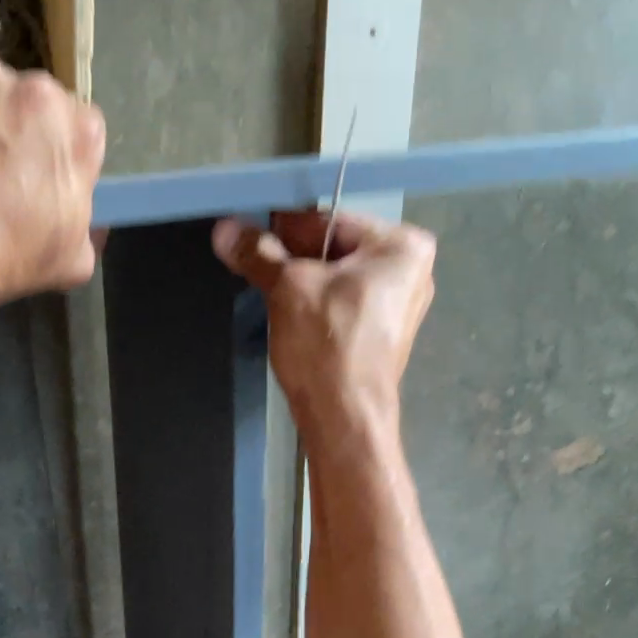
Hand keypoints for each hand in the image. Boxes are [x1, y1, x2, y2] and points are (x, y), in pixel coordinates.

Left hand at [0, 51, 105, 303]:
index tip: (42, 184)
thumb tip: (82, 226)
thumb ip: (88, 232)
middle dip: (22, 133)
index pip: (82, 134)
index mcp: (80, 131)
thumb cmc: (8, 253)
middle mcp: (37, 90)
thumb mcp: (72, 261)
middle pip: (35, 106)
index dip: (60, 159)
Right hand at [213, 212, 435, 435]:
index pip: (329, 220)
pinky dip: (316, 308)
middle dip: (293, 260)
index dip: (284, 229)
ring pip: (336, 280)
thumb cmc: (326, 344)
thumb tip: (225, 230)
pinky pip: (343, 306)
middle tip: (254, 269)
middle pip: (334, 250)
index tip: (249, 236)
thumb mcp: (287, 289)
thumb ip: (258, 254)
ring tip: (269, 296)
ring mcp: (400, 307)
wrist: (344, 416)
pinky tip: (292, 321)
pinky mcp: (383, 336)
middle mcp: (412, 270)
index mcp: (402, 245)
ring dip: (300, 285)